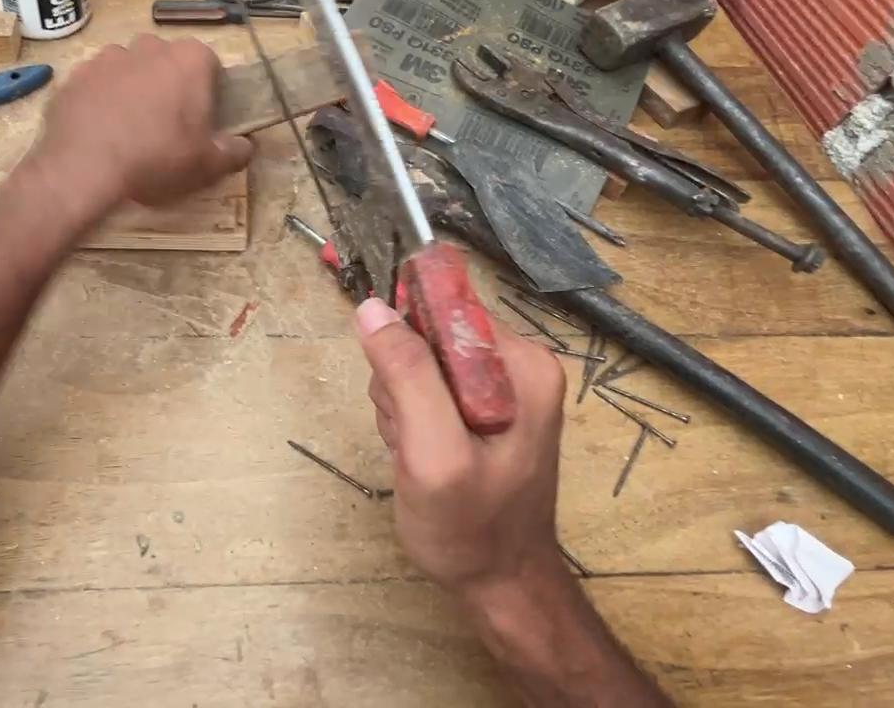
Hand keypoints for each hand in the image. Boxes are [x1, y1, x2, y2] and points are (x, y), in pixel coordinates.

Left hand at [32, 34, 253, 207]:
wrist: (83, 166)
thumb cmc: (156, 158)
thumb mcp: (207, 165)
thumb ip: (235, 151)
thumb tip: (245, 145)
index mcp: (190, 59)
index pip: (210, 66)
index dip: (207, 93)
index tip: (201, 121)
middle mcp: (149, 46)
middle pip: (168, 63)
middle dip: (170, 87)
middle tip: (167, 127)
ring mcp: (108, 57)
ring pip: (130, 69)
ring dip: (134, 90)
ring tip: (130, 130)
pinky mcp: (75, 74)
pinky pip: (97, 84)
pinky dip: (101, 101)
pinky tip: (101, 131)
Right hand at [357, 298, 566, 599]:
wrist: (500, 584)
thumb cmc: (471, 529)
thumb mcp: (433, 453)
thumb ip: (406, 377)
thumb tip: (371, 309)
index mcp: (522, 364)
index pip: (447, 309)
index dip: (409, 339)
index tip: (400, 390)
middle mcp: (516, 364)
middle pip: (428, 334)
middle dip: (403, 381)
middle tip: (412, 435)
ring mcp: (497, 385)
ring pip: (417, 361)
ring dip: (401, 404)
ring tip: (416, 450)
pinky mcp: (478, 406)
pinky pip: (422, 385)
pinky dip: (409, 417)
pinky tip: (420, 452)